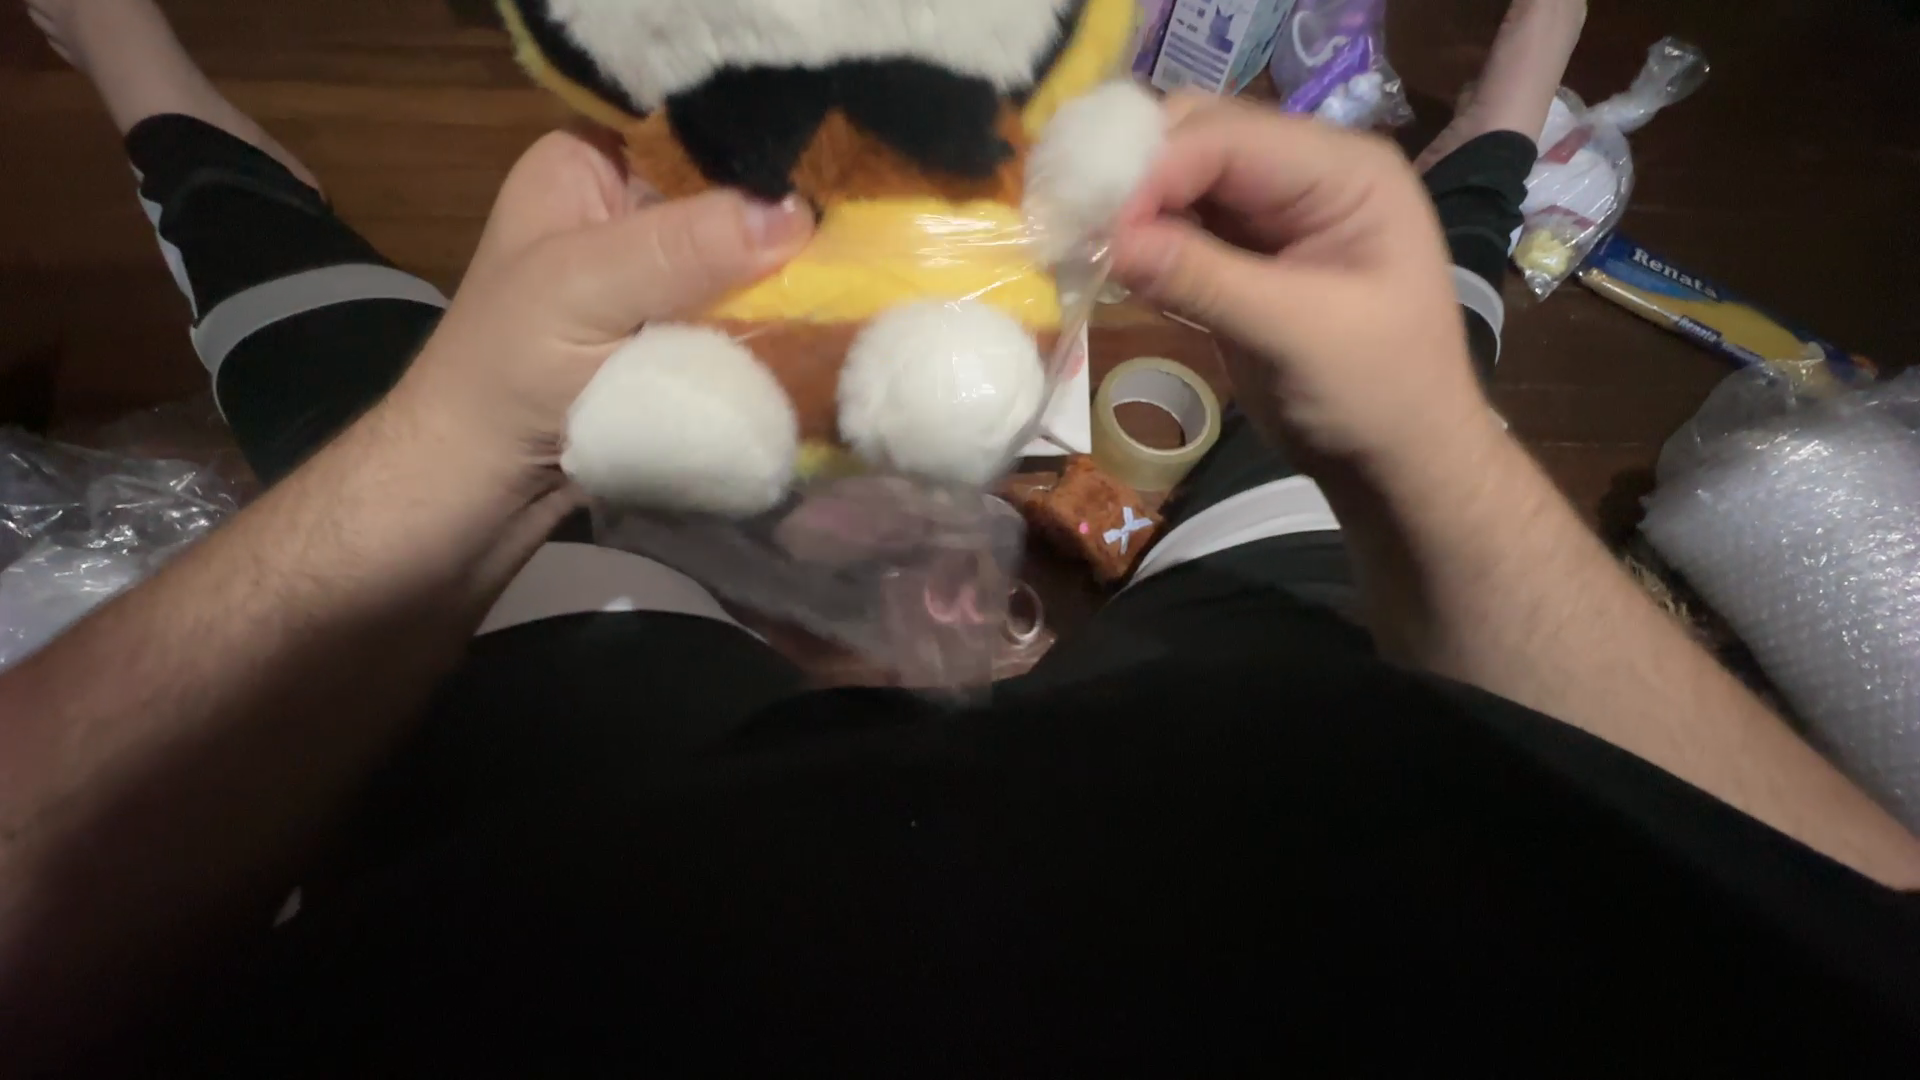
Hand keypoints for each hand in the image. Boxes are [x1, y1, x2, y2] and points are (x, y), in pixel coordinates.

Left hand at [388, 130, 813, 495]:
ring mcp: (660, 282)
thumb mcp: (585, 290)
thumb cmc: (506, 371)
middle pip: (727, 204)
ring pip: (743, 267)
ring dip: (788, 283)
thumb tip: (796, 216)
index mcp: (590, 167)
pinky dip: (774, 327)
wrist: (488, 480)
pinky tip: (819, 325)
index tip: (825, 180)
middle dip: (783, 227)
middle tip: (857, 239)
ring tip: (853, 282)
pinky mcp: (681, 336)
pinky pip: (742, 318)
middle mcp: (630, 214)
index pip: (691, 135)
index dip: (758, 155)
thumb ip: (683, 249)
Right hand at [1110, 97, 1495, 471]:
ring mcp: (1267, 219)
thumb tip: (1109, 243)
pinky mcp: (1238, 262)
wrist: (1391, 456)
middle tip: (1072, 224)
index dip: (1153, 172)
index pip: (1227, 139)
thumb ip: (1205, 281)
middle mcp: (1301, 177)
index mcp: (1340, 172)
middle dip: (1132, 177)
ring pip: (1178, 186)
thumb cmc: (1374, 392)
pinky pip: (1177, 234)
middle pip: (1197, 143)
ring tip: (1074, 243)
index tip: (1094, 228)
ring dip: (1127, 210)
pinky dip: (1139, 245)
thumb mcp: (1297, 332)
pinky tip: (1103, 265)